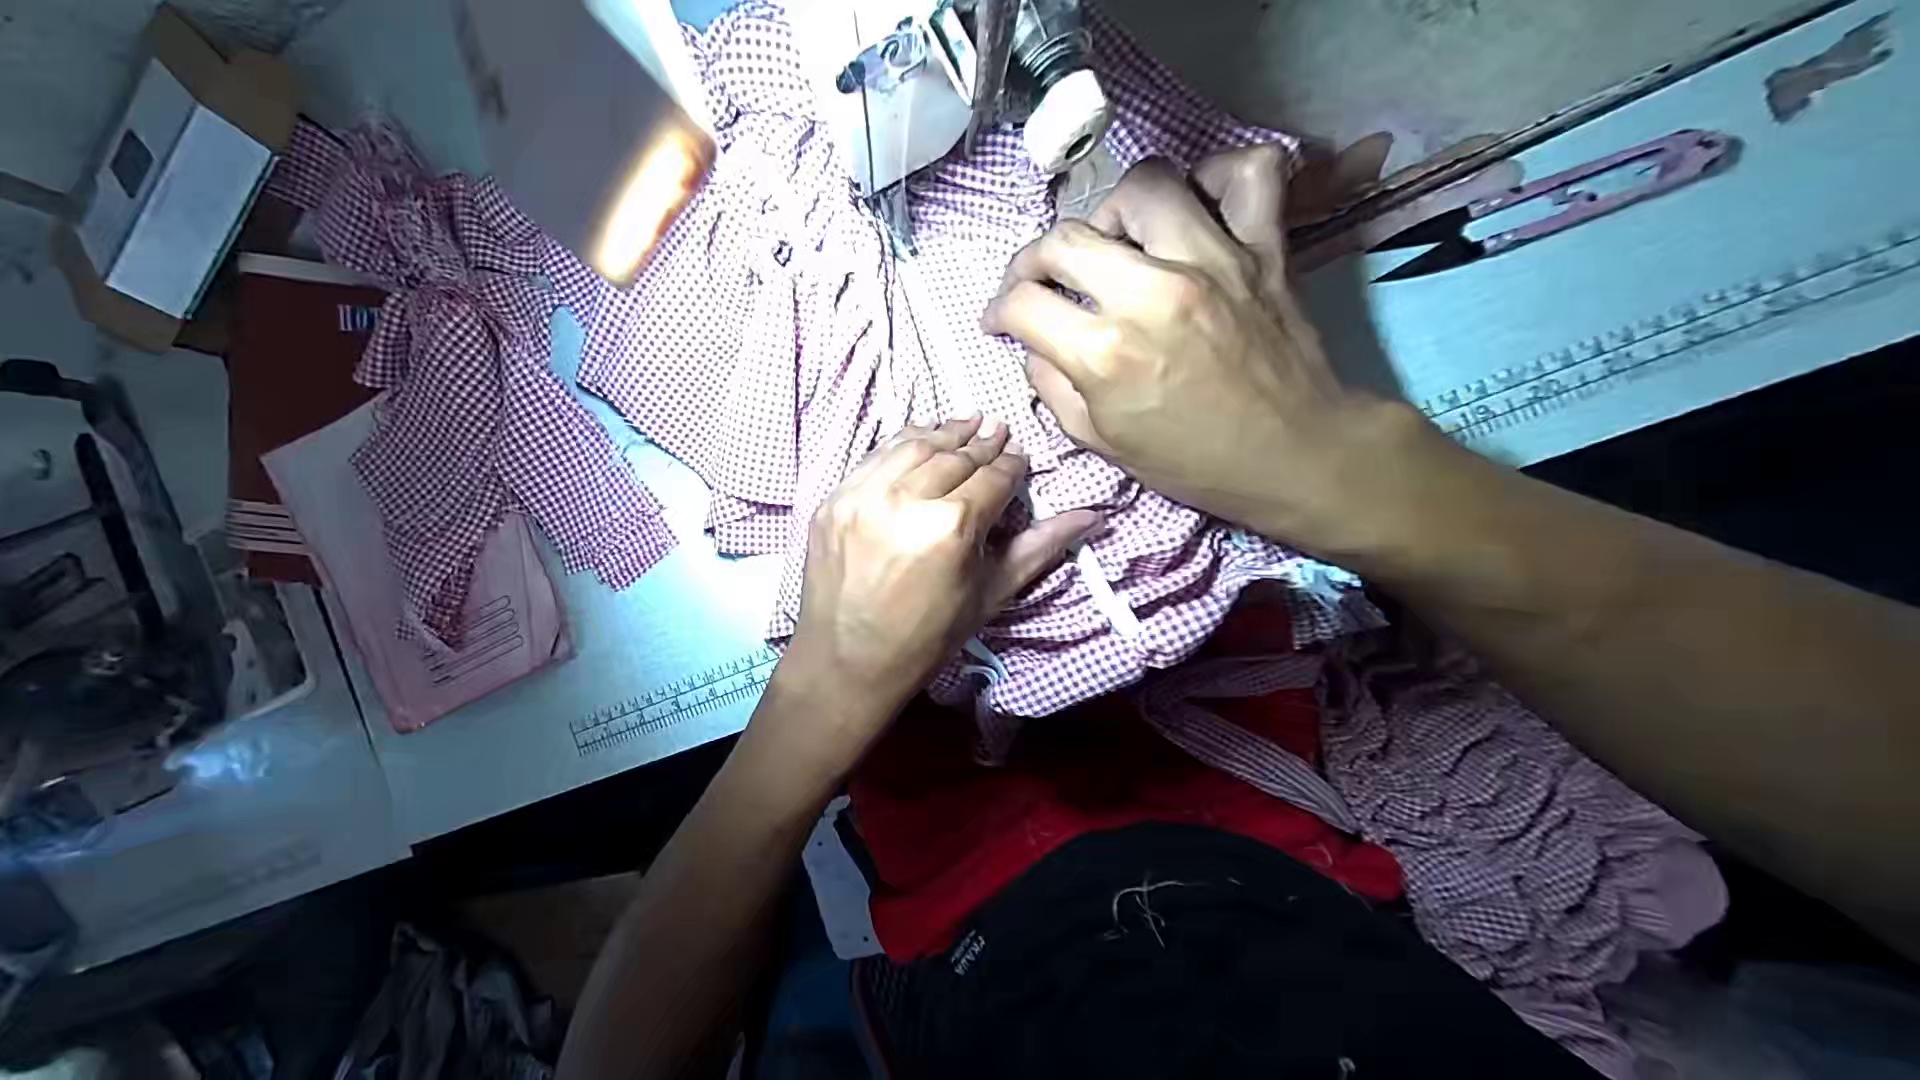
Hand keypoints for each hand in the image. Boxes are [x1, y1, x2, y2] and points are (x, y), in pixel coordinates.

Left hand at [778, 416, 1100, 740]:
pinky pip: (874, 457)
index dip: (1011, 465)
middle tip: (998, 428)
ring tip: (966, 422)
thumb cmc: (929, 637)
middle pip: (954, 457)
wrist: (848, 662)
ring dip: (944, 432)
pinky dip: (902, 443)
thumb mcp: (991, 594)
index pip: (992, 479)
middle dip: (982, 442)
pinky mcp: (833, 500)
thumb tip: (1092, 516)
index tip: (1020, 456)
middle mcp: (905, 501)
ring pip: (913, 447)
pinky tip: (920, 437)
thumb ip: (1040, 547)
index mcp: (951, 528)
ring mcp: (862, 497)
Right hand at [982, 145, 1435, 552]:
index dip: (999, 310)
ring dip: (1113, 212)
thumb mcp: (1102, 442)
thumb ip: (1053, 388)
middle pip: (1065, 237)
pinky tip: (1195, 209)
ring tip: (1116, 244)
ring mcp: (1213, 260)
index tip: (1002, 318)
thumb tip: (1036, 344)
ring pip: (1144, 186)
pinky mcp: (1264, 247)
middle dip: (1033, 259)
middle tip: (1041, 281)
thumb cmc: (1191, 462)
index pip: (1023, 303)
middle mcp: (1152, 293)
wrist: (1291, 456)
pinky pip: (1248, 173)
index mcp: (1105, 354)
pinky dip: (1217, 177)